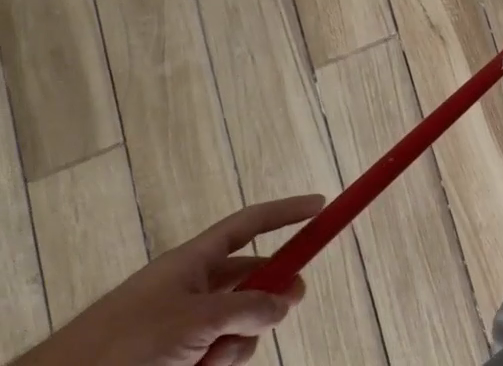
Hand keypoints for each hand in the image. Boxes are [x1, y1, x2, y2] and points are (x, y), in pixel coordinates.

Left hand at [15, 195, 324, 365]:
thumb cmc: (125, 343)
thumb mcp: (199, 319)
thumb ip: (251, 306)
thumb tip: (283, 304)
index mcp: (191, 263)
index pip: (249, 224)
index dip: (287, 211)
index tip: (323, 206)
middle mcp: (188, 288)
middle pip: (251, 278)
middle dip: (272, 292)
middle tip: (289, 304)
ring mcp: (180, 325)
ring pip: (238, 320)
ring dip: (240, 338)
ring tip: (217, 357)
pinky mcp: (174, 357)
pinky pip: (218, 350)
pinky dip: (219, 360)